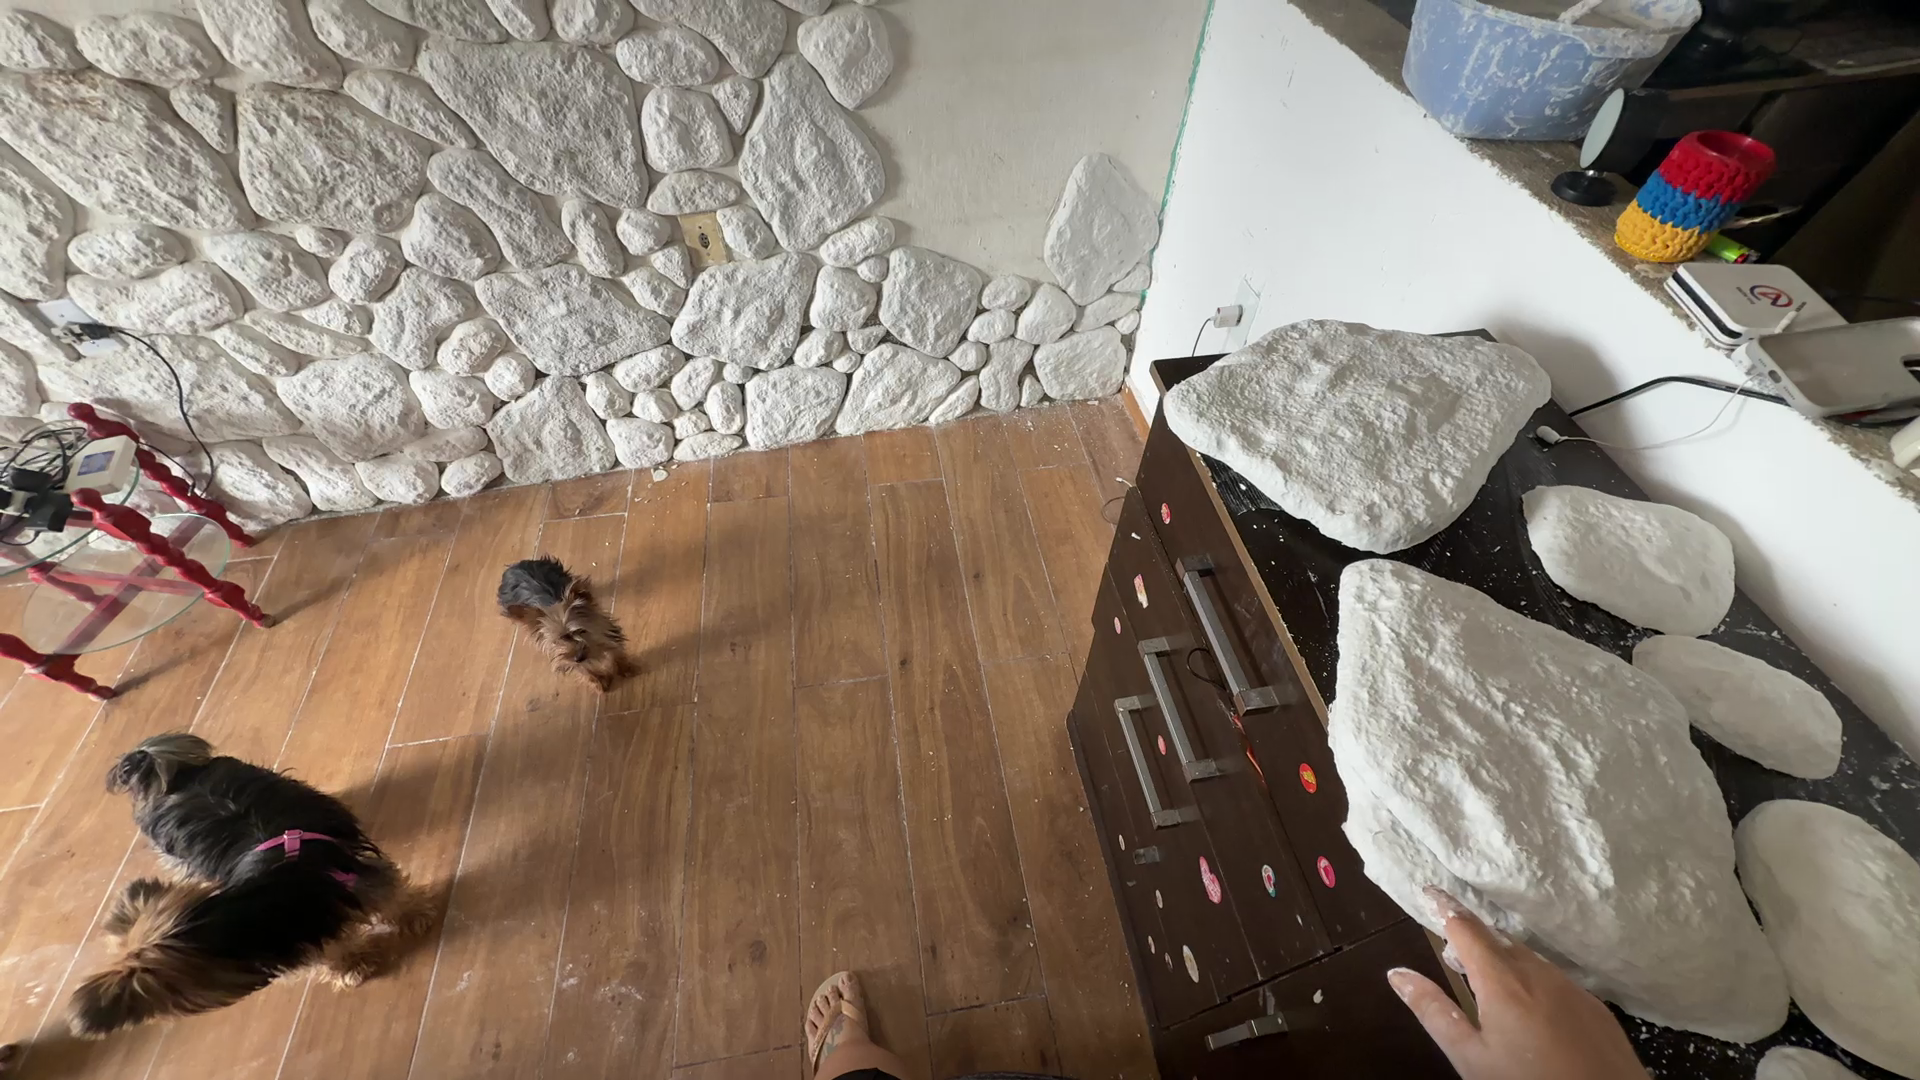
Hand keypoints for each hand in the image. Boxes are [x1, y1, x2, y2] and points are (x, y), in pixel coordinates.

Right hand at [1387, 886, 1650, 1079]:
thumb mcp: (1471, 1059)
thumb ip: (1433, 1011)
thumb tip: (1396, 973)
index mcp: (1502, 981)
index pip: (1465, 927)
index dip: (1444, 906)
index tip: (1429, 889)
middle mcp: (1539, 974)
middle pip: (1497, 939)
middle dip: (1472, 938)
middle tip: (1453, 955)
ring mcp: (1574, 991)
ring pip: (1528, 958)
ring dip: (1502, 957)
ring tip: (1489, 984)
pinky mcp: (1600, 1011)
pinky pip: (1556, 978)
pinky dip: (1533, 978)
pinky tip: (1532, 1008)